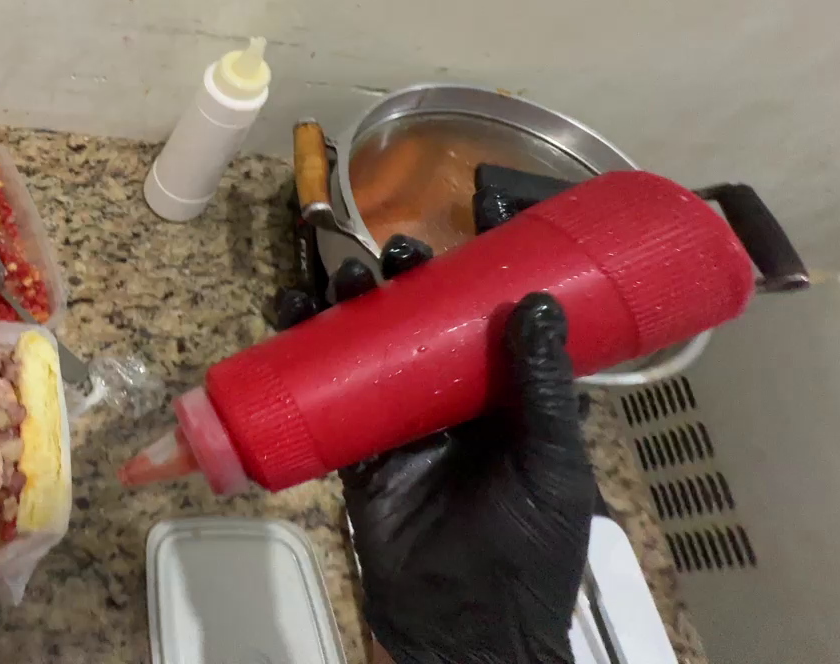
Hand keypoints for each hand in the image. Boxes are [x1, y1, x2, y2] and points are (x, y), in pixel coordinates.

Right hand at [327, 238, 595, 663]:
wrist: (462, 623)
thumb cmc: (526, 546)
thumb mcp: (552, 466)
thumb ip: (542, 391)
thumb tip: (536, 304)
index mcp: (500, 394)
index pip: (488, 315)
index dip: (478, 266)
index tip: (478, 216)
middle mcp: (442, 392)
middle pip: (414, 317)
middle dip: (400, 277)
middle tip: (396, 257)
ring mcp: (391, 412)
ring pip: (361, 339)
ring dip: (344, 300)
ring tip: (341, 280)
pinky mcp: (348, 435)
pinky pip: (318, 382)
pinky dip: (297, 345)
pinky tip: (288, 315)